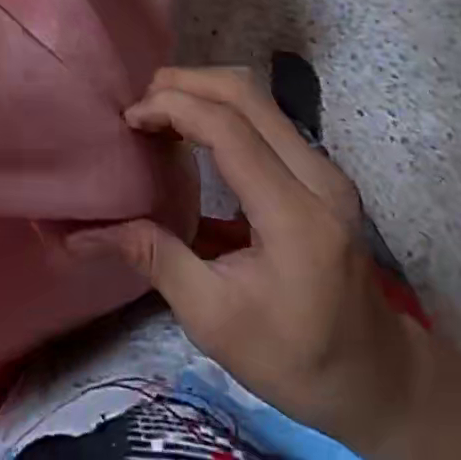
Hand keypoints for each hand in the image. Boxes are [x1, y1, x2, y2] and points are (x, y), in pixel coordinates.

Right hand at [66, 68, 423, 450]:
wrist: (377, 377)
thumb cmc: (295, 358)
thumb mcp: (215, 320)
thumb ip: (154, 259)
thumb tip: (83, 234)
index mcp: (295, 216)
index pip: (230, 129)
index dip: (173, 109)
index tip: (130, 120)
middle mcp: (318, 176)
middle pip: (247, 94)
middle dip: (186, 83)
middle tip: (140, 104)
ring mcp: (325, 168)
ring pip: (259, 97)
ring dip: (203, 90)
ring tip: (158, 111)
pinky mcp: (320, 170)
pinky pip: (266, 116)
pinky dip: (222, 108)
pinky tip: (191, 128)